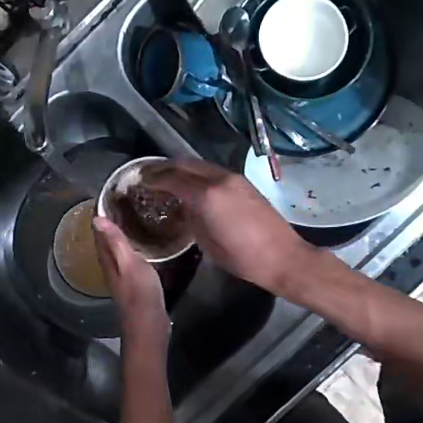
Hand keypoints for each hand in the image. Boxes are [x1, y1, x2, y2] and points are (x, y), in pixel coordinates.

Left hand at [94, 214, 167, 342]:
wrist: (149, 327)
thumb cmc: (140, 294)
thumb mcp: (130, 264)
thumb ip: (116, 242)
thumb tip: (96, 219)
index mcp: (108, 261)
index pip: (99, 233)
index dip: (100, 216)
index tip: (107, 196)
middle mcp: (112, 267)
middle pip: (107, 241)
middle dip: (111, 223)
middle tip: (122, 202)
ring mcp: (123, 277)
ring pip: (118, 250)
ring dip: (122, 235)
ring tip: (133, 217)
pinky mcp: (135, 283)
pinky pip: (129, 258)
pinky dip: (133, 247)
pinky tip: (143, 243)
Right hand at [144, 160, 316, 293]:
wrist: (282, 256)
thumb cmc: (242, 258)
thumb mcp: (207, 242)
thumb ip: (191, 219)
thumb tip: (183, 208)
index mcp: (207, 195)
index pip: (172, 178)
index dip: (153, 178)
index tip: (140, 181)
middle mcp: (219, 179)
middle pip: (185, 164)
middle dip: (165, 168)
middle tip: (150, 176)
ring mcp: (234, 178)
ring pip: (200, 165)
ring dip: (182, 169)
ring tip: (168, 179)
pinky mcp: (244, 183)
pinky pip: (214, 172)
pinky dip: (199, 174)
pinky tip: (193, 186)